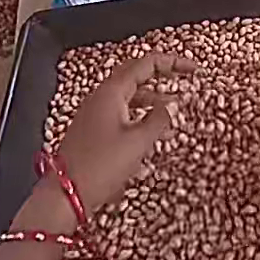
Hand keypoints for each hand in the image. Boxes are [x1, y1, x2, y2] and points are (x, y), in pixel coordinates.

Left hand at [26, 53, 193, 229]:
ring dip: (155, 99)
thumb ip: (160, 118)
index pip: (146, 63)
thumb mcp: (138, 142)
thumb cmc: (101, 166)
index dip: (172, 63)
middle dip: (164, 76)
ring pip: (131, 96)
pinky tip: (157, 131)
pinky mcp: (95, 130)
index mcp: (112, 92)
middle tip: (186, 78)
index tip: (194, 69)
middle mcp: (102, 97)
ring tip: (177, 111)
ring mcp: (96, 113)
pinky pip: (124, 113)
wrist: (65, 196)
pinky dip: (143, 116)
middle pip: (137, 75)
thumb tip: (174, 103)